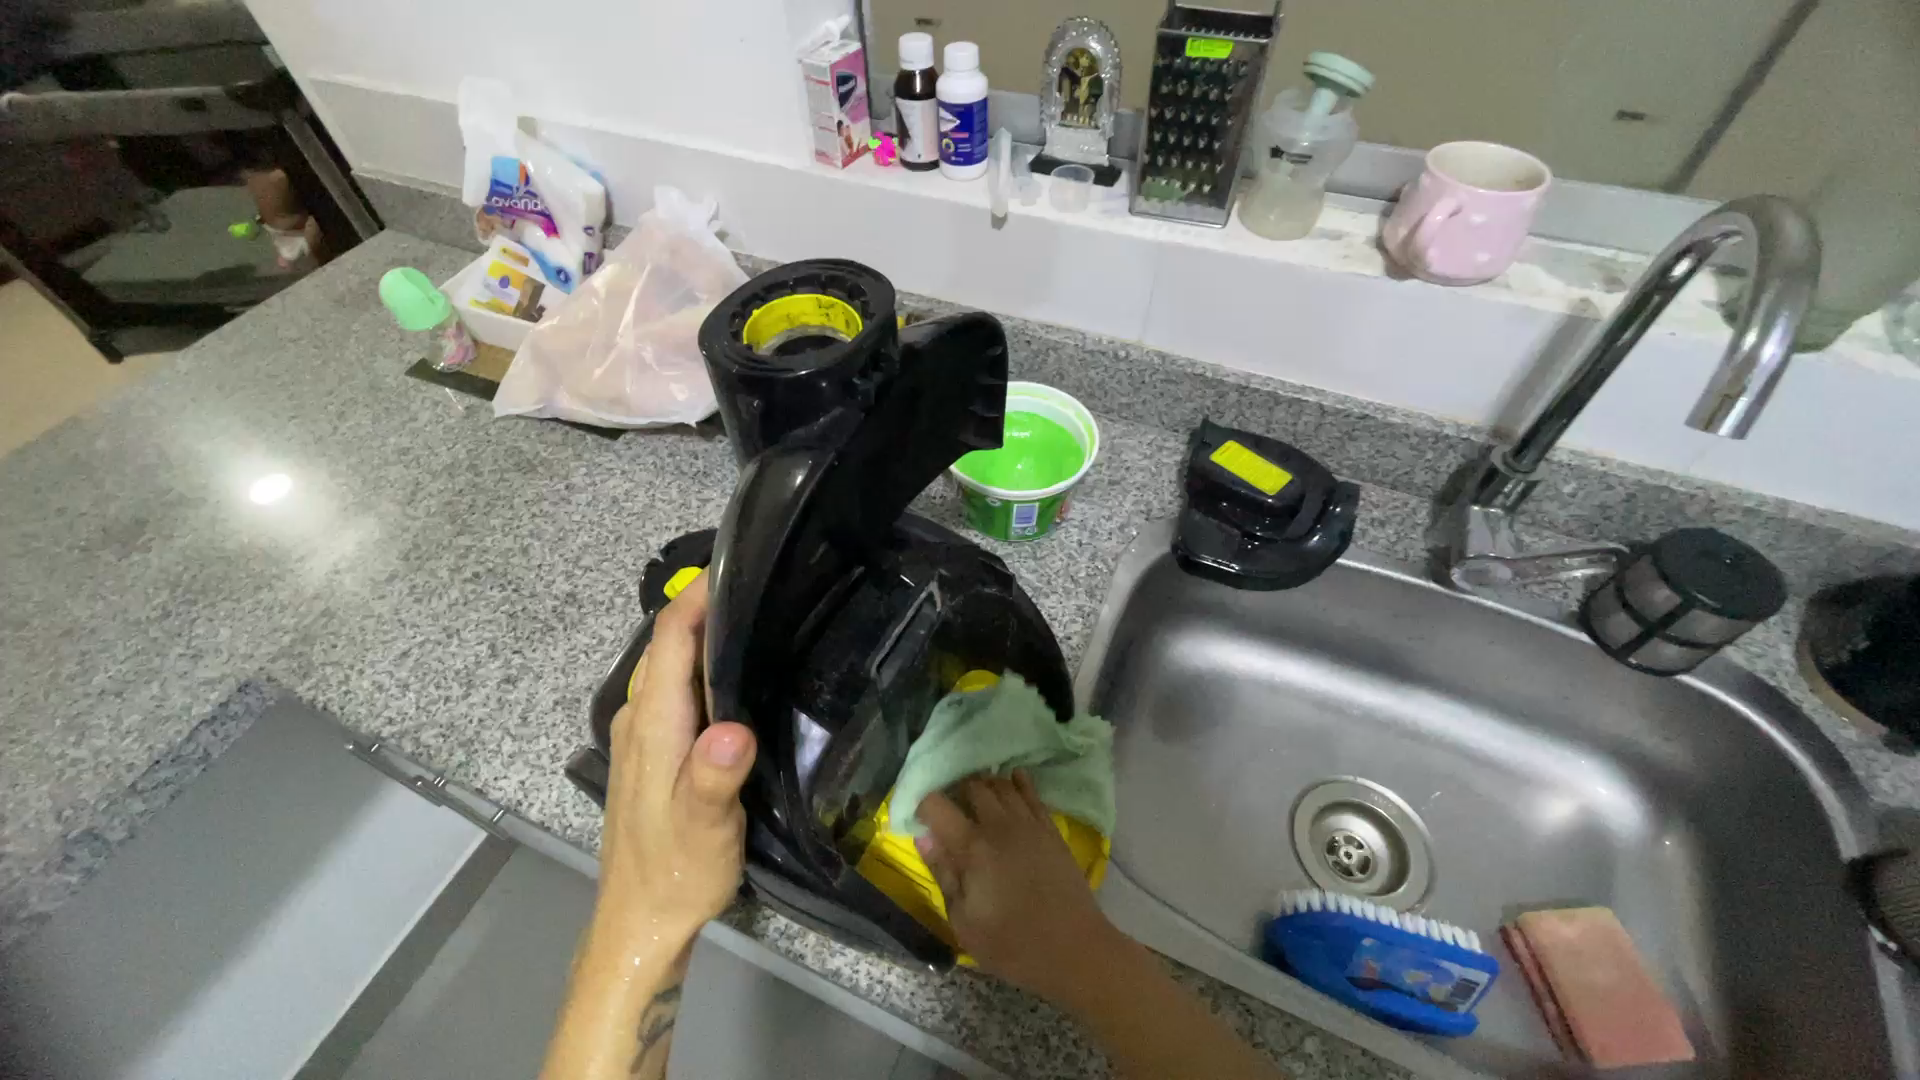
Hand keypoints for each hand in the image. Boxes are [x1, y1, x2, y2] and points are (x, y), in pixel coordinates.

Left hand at [597, 574, 757, 943]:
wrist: (641, 922)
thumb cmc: (677, 871)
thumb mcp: (706, 828)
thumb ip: (714, 776)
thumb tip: (733, 729)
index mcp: (653, 724)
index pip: (669, 638)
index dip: (698, 596)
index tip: (741, 564)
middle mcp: (639, 717)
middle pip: (668, 644)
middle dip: (707, 606)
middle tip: (767, 586)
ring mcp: (641, 732)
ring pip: (670, 664)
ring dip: (705, 635)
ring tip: (760, 618)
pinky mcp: (651, 749)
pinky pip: (675, 688)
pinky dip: (702, 667)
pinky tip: (737, 675)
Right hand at [916, 772, 1124, 1001]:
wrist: (1075, 949)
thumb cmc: (1013, 945)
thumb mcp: (964, 922)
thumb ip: (943, 874)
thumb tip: (924, 838)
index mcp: (972, 848)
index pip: (937, 805)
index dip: (922, 803)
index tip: (918, 815)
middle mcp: (1000, 825)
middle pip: (971, 785)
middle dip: (954, 789)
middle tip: (948, 807)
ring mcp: (1029, 823)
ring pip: (1001, 784)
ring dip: (984, 784)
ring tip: (975, 795)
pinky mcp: (1051, 829)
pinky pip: (1031, 792)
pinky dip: (1017, 781)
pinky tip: (1012, 779)